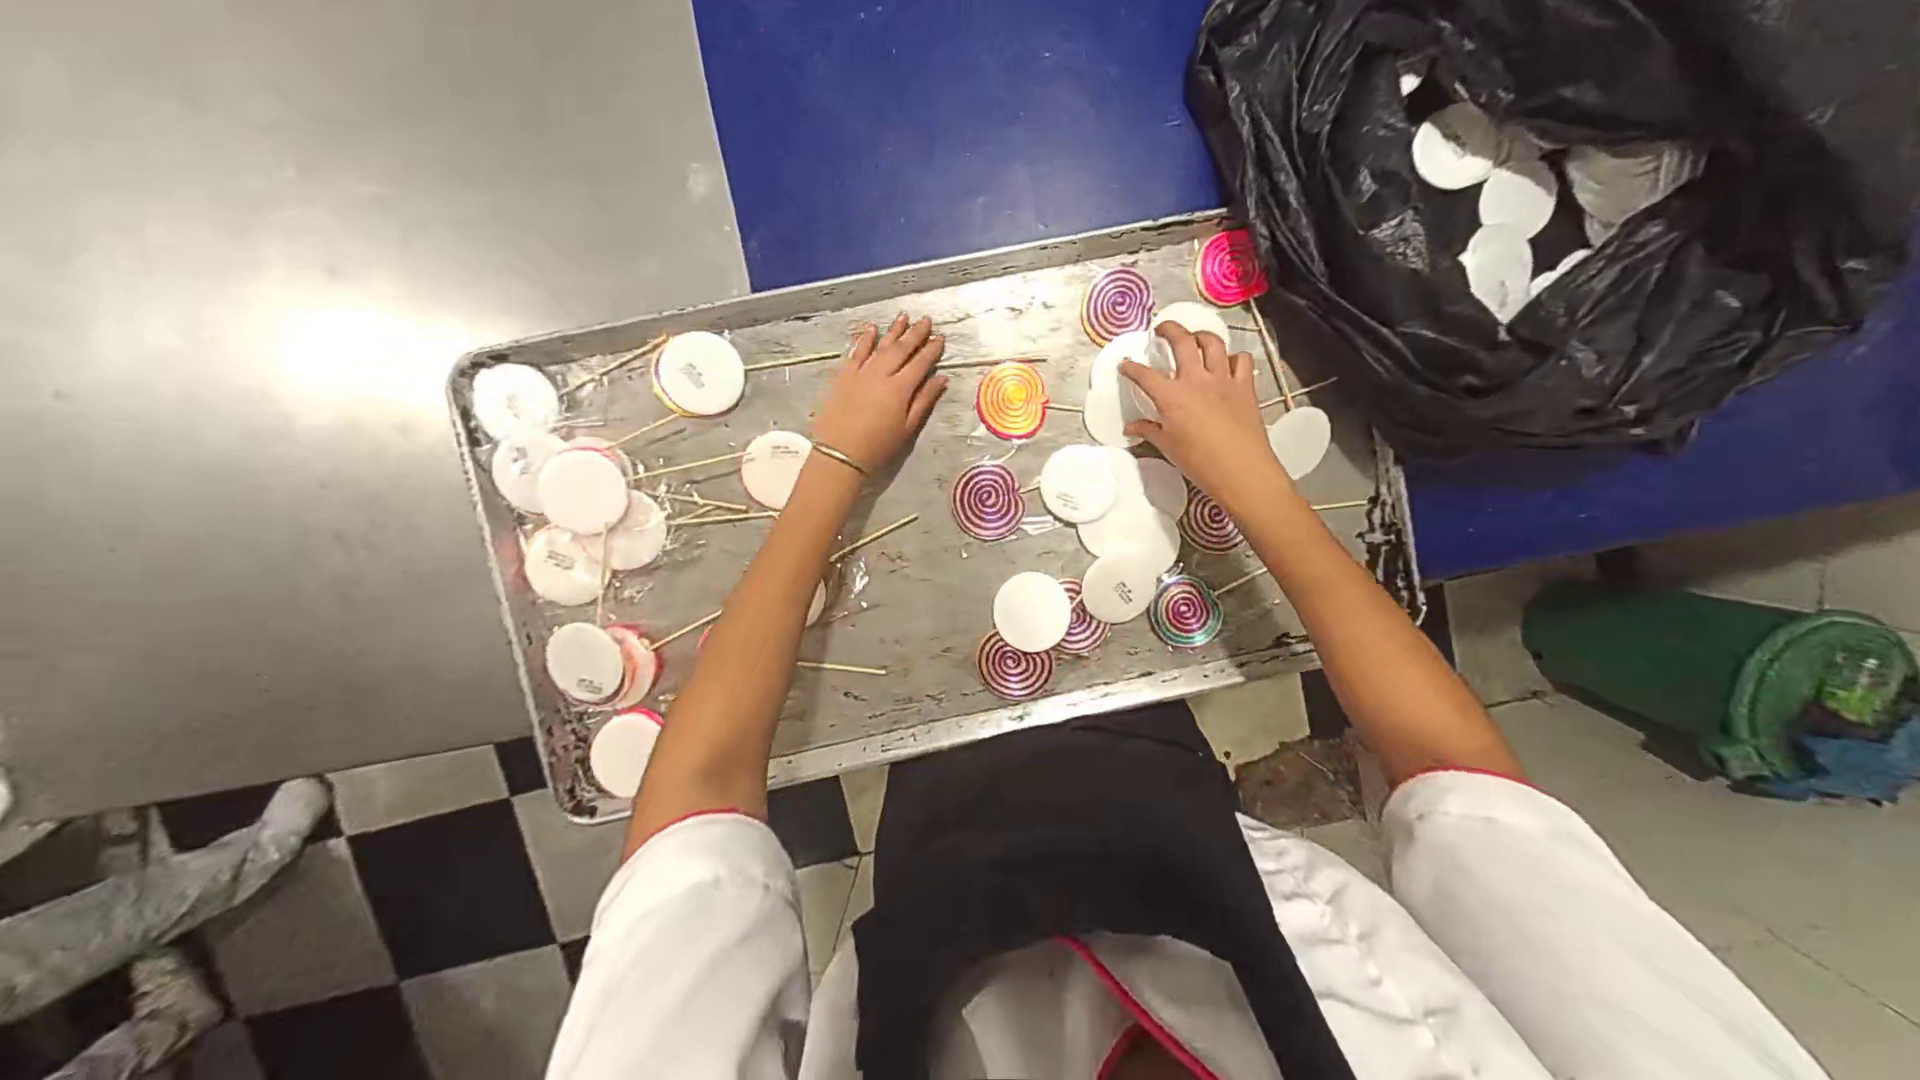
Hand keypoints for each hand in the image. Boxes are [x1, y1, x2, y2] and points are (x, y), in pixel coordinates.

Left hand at [811, 314, 949, 471]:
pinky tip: (872, 329)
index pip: (920, 363)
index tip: (940, 338)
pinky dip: (865, 339)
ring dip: (893, 331)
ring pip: (880, 346)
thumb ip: (924, 400)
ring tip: (904, 317)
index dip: (931, 350)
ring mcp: (861, 373)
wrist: (839, 454)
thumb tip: (941, 379)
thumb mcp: (907, 428)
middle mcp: (881, 374)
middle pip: (901, 349)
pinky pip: (856, 352)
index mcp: (900, 388)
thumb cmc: (878, 447)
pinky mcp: (843, 376)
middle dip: (915, 334)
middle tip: (926, 320)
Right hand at [1118, 322, 1290, 511]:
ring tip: (1194, 338)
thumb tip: (1131, 427)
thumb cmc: (1199, 462)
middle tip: (1162, 329)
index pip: (1145, 375)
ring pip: (1213, 343)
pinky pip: (1242, 360)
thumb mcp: (1168, 447)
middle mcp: (1197, 380)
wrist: (1241, 470)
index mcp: (1172, 397)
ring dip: (1201, 335)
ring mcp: (1223, 380)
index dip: (1131, 368)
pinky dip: (1234, 357)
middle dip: (1169, 329)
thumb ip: (1149, 431)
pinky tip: (1228, 364)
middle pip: (1182, 341)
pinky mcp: (1245, 386)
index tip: (1125, 365)